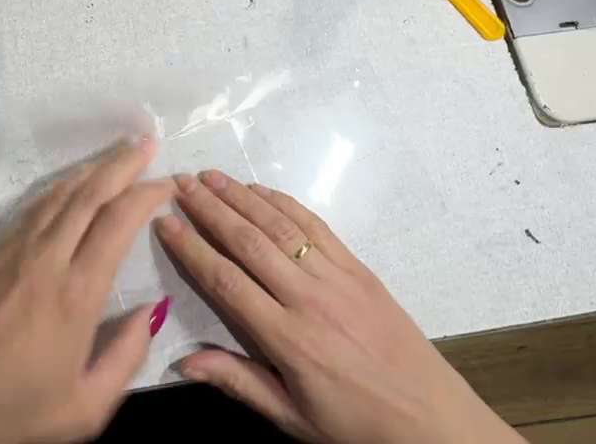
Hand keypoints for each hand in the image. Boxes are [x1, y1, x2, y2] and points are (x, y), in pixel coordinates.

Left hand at [0, 138, 175, 443]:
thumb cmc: (13, 416)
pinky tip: (72, 182)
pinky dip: (60, 187)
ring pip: (60, 194)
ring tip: (119, 152)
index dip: (146, 193)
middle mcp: (46, 260)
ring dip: (93, 168)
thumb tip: (154, 309)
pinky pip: (33, 207)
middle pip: (90, 194)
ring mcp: (14, 252)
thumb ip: (126, 356)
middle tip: (149, 143)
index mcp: (75, 295)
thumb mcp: (83, 409)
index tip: (169, 182)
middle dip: (123, 163)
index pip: (118, 223)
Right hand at [156, 171, 523, 443]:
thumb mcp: (292, 417)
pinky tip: (259, 189)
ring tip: (210, 176)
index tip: (165, 222)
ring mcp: (335, 276)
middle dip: (209, 209)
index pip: (226, 281)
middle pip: (248, 241)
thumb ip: (238, 382)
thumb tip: (183, 361)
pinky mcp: (357, 266)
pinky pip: (314, 224)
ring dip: (240, 196)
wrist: (431, 419)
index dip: (191, 248)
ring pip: (278, 225)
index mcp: (287, 339)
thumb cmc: (354, 423)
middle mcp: (308, 298)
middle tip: (180, 182)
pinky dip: (283, 202)